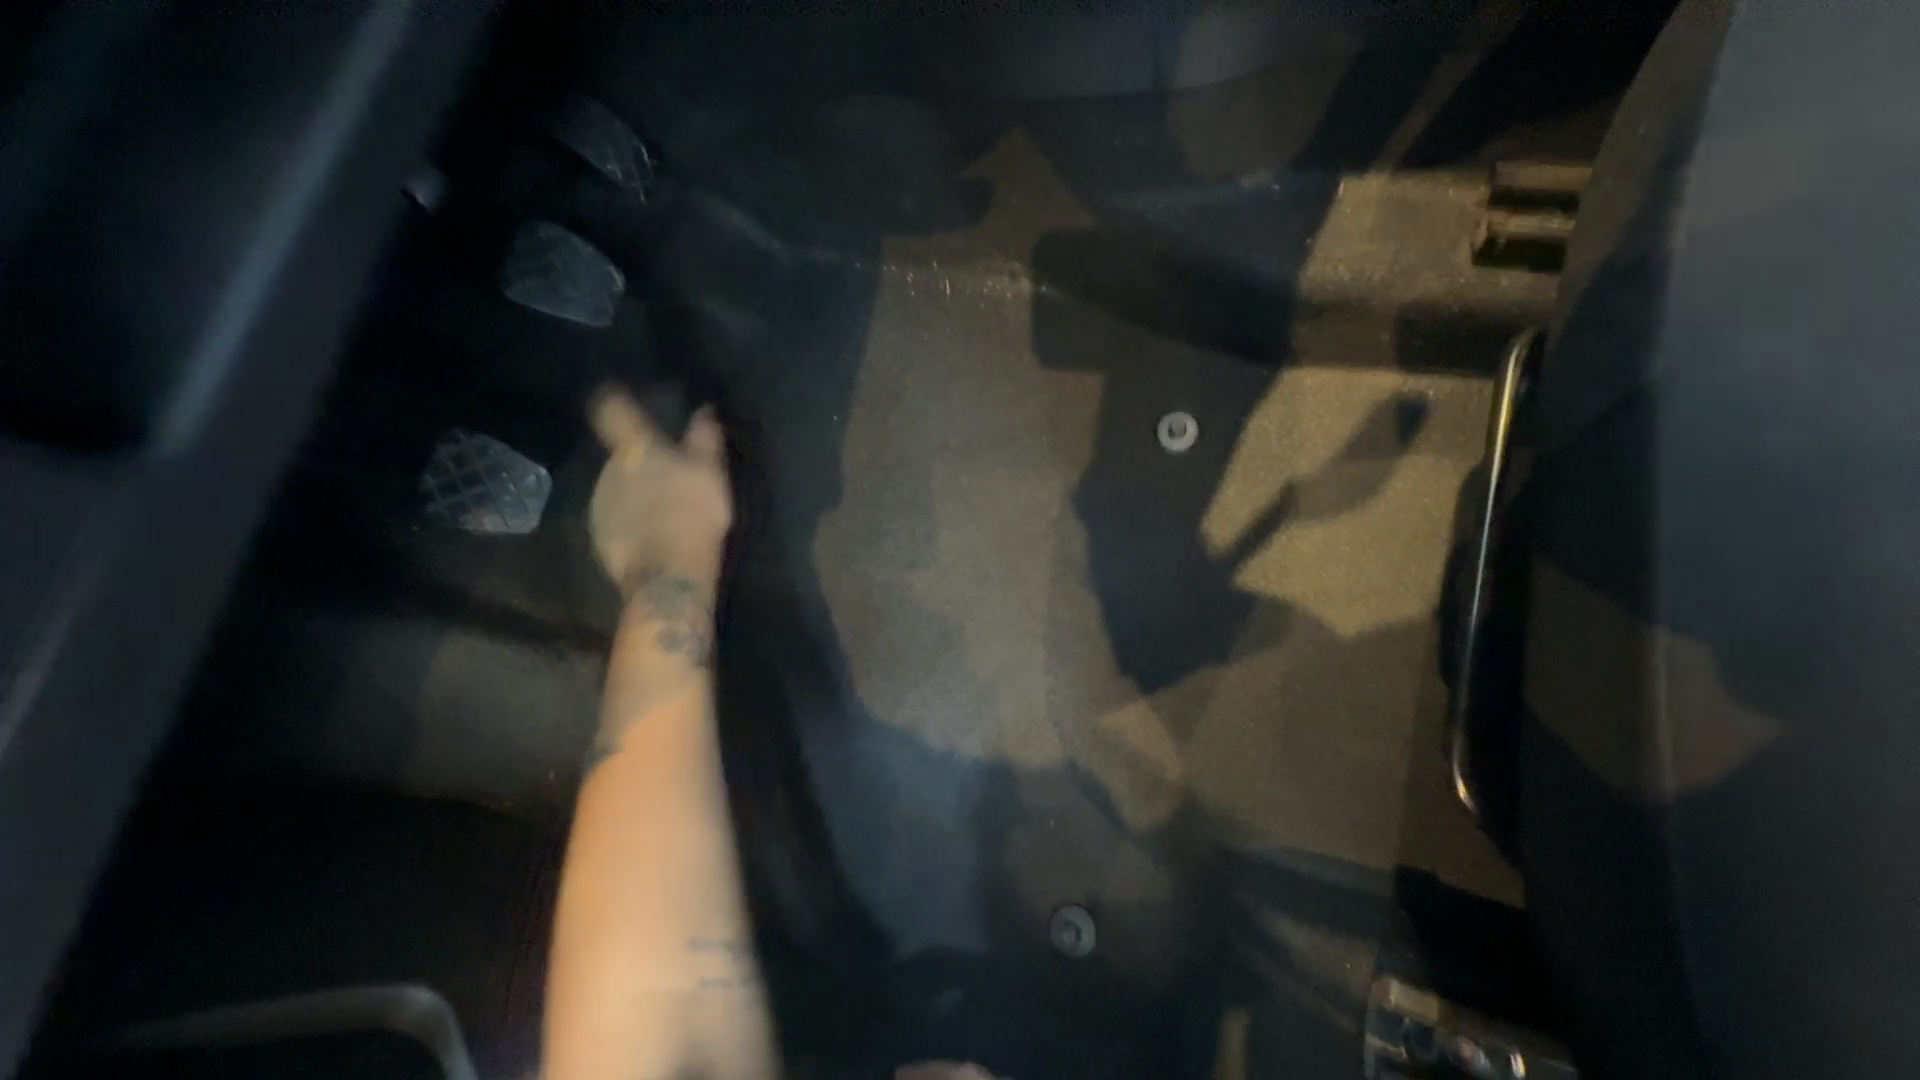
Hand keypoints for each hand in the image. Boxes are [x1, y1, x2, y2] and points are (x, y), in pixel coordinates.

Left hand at [587, 385, 732, 595]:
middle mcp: (608, 469)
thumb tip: (703, 409)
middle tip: (668, 477)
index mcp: (635, 448)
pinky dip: (631, 523)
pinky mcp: (598, 535)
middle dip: (639, 463)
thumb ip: (704, 438)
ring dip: (635, 494)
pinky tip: (652, 537)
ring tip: (663, 512)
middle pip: (620, 455)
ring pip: (617, 488)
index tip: (621, 399)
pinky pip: (616, 520)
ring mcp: (599, 504)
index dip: (615, 401)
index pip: (613, 410)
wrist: (668, 574)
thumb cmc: (693, 513)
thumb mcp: (711, 472)